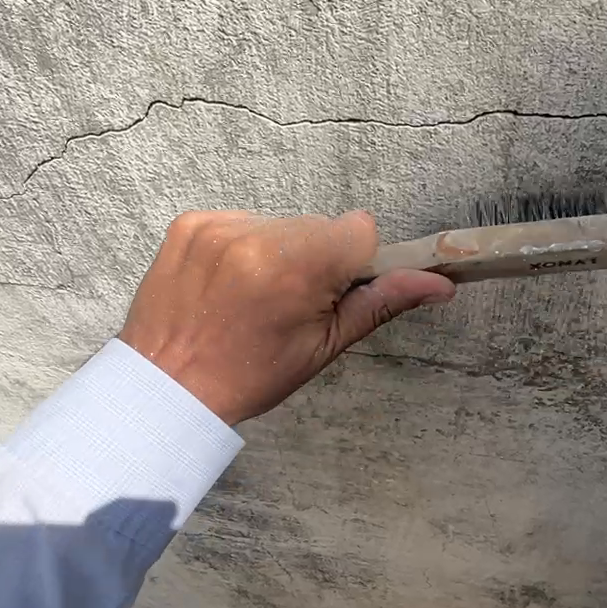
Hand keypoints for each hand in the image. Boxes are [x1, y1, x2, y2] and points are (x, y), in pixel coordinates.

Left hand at [118, 210, 455, 424]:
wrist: (165, 386)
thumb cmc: (251, 375)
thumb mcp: (324, 347)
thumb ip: (381, 304)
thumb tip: (441, 283)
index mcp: (296, 268)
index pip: (359, 228)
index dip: (353, 262)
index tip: (329, 294)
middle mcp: (256, 235)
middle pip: (320, 225)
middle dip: (317, 257)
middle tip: (288, 302)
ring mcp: (218, 225)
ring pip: (282, 223)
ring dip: (281, 250)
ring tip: (253, 295)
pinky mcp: (190, 222)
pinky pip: (243, 221)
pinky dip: (245, 246)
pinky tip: (228, 283)